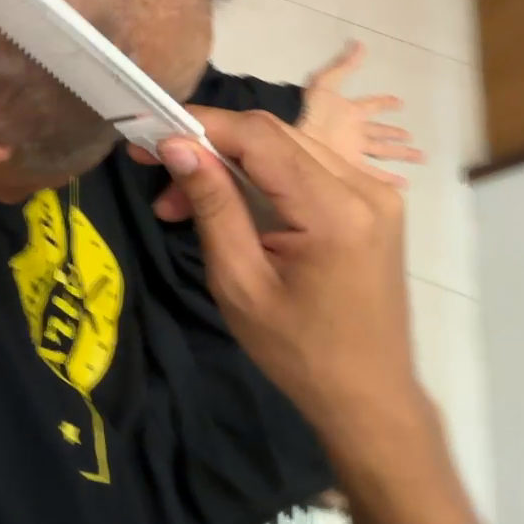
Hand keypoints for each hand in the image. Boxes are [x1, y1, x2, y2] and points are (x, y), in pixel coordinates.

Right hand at [153, 111, 423, 441]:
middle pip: (271, 133)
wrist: (368, 396)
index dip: (199, 126)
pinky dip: (256, 174)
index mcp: (334, 211)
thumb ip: (212, 204)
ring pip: (283, 144)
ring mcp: (375, 192)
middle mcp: (365, 188)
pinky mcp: (370, 202)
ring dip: (227, 161)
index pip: (258, 136)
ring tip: (181, 201)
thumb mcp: (239, 280)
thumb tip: (176, 145)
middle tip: (156, 173)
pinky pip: (302, 164)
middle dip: (207, 144)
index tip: (148, 139)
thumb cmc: (297, 350)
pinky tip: (225, 202)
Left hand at [297, 40, 422, 186]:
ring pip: (382, 153)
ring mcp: (352, 152)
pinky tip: (405, 186)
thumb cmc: (310, 110)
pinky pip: (373, 176)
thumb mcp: (326, 83)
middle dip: (395, 134)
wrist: (292, 135)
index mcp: (349, 112)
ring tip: (421, 157)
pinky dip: (389, 180)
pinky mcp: (349, 169)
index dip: (385, 102)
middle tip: (412, 137)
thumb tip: (358, 43)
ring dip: (401, 155)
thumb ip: (343, 65)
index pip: (371, 104)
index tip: (400, 102)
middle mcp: (353, 132)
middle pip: (379, 132)